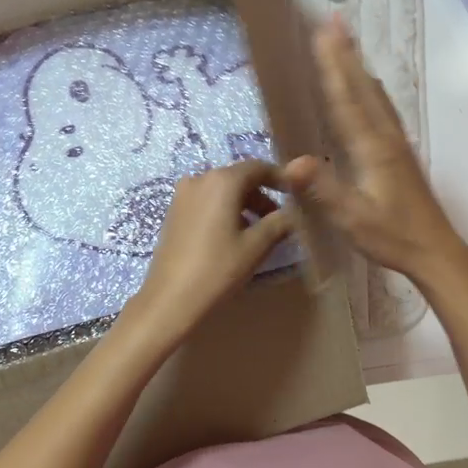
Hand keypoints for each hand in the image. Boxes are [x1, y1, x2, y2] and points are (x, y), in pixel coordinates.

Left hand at [121, 160, 294, 346]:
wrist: (171, 299)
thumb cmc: (218, 269)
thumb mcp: (256, 246)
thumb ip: (279, 222)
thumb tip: (295, 212)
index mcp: (222, 181)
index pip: (258, 167)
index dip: (280, 178)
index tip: (296, 193)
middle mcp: (199, 179)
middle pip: (238, 178)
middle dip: (261, 195)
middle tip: (279, 220)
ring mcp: (182, 196)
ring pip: (221, 191)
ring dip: (243, 205)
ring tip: (258, 232)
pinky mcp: (173, 213)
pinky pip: (206, 203)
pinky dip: (223, 211)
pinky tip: (231, 237)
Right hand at [285, 19, 467, 288]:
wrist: (436, 251)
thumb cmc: (393, 237)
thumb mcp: (353, 219)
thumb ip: (324, 189)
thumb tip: (290, 164)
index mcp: (373, 149)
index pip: (347, 99)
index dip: (333, 66)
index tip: (322, 34)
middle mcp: (387, 138)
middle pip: (364, 88)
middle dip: (347, 54)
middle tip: (333, 20)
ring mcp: (398, 145)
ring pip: (376, 96)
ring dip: (359, 67)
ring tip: (347, 43)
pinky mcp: (402, 155)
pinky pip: (383, 110)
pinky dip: (370, 90)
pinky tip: (369, 91)